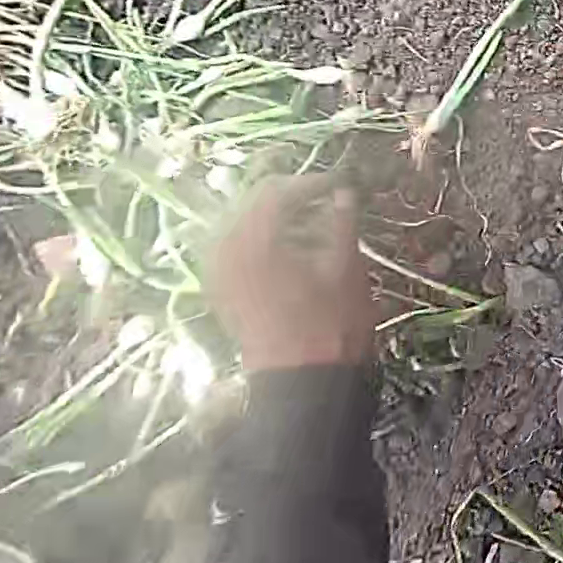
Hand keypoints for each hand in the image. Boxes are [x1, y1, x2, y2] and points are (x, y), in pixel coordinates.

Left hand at [210, 174, 380, 370]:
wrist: (306, 380)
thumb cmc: (331, 322)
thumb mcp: (344, 265)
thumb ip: (341, 221)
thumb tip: (343, 192)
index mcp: (252, 242)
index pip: (276, 191)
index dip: (313, 182)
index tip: (343, 184)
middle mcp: (224, 251)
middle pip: (254, 203)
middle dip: (294, 196)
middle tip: (331, 198)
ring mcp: (219, 272)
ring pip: (246, 223)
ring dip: (281, 216)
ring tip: (319, 220)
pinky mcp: (224, 289)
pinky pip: (240, 246)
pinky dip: (268, 237)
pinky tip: (298, 245)